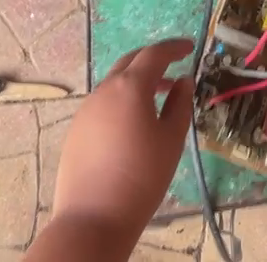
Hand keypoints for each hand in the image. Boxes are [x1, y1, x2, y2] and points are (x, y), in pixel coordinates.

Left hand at [48, 38, 194, 246]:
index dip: (174, 47)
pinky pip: (103, 104)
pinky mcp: (76, 130)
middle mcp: (104, 90)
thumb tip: (183, 81)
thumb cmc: (141, 177)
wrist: (93, 219)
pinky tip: (132, 125)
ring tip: (157, 98)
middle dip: (153, 59)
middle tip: (173, 66)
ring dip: (136, 82)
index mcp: (130, 86)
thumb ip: (180, 104)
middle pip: (130, 62)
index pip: (154, 54)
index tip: (190, 47)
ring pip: (114, 83)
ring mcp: (86, 110)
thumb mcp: (171, 140)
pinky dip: (121, 101)